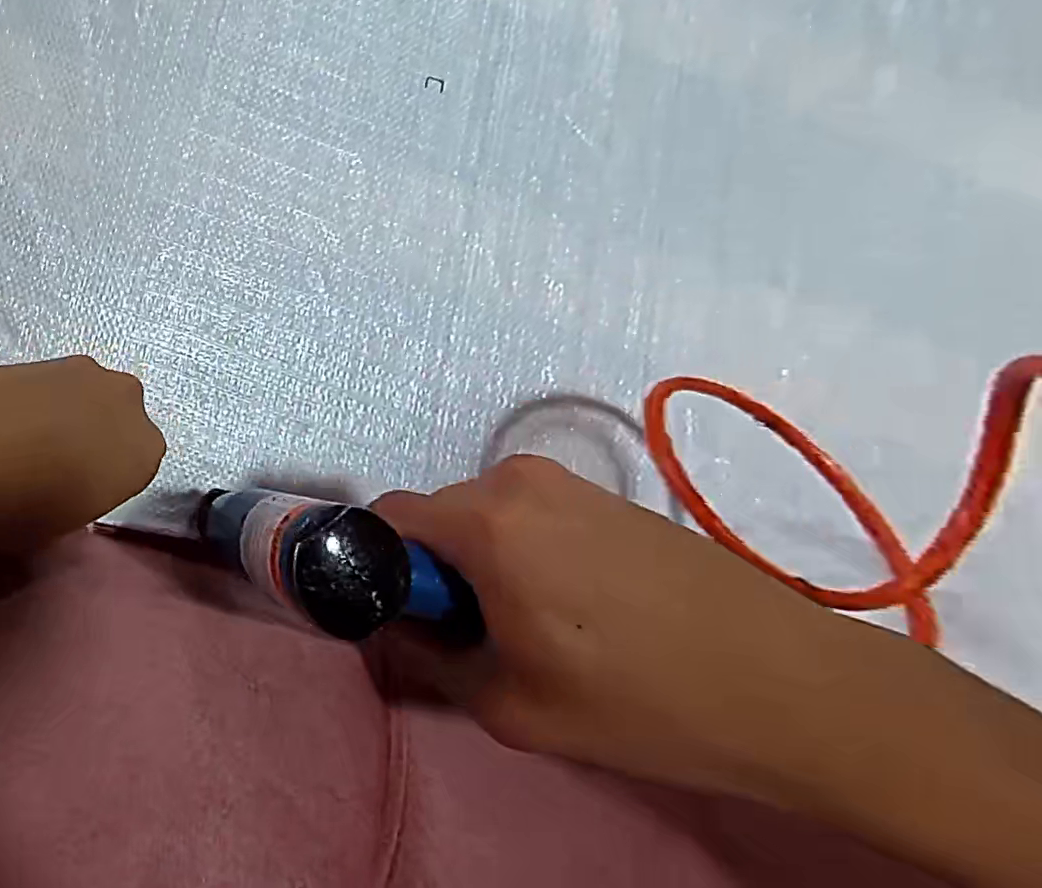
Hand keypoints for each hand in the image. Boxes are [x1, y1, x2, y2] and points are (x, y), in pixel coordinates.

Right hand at [369, 455, 907, 804]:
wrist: (803, 692)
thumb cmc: (643, 701)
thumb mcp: (510, 706)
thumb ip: (426, 659)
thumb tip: (392, 628)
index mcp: (483, 523)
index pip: (385, 516)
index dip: (382, 563)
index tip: (417, 610)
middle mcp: (512, 482)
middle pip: (433, 516)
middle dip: (437, 565)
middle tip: (479, 624)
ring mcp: (561, 480)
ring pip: (477, 512)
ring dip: (480, 555)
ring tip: (535, 614)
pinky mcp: (600, 491)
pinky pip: (523, 510)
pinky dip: (520, 545)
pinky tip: (575, 597)